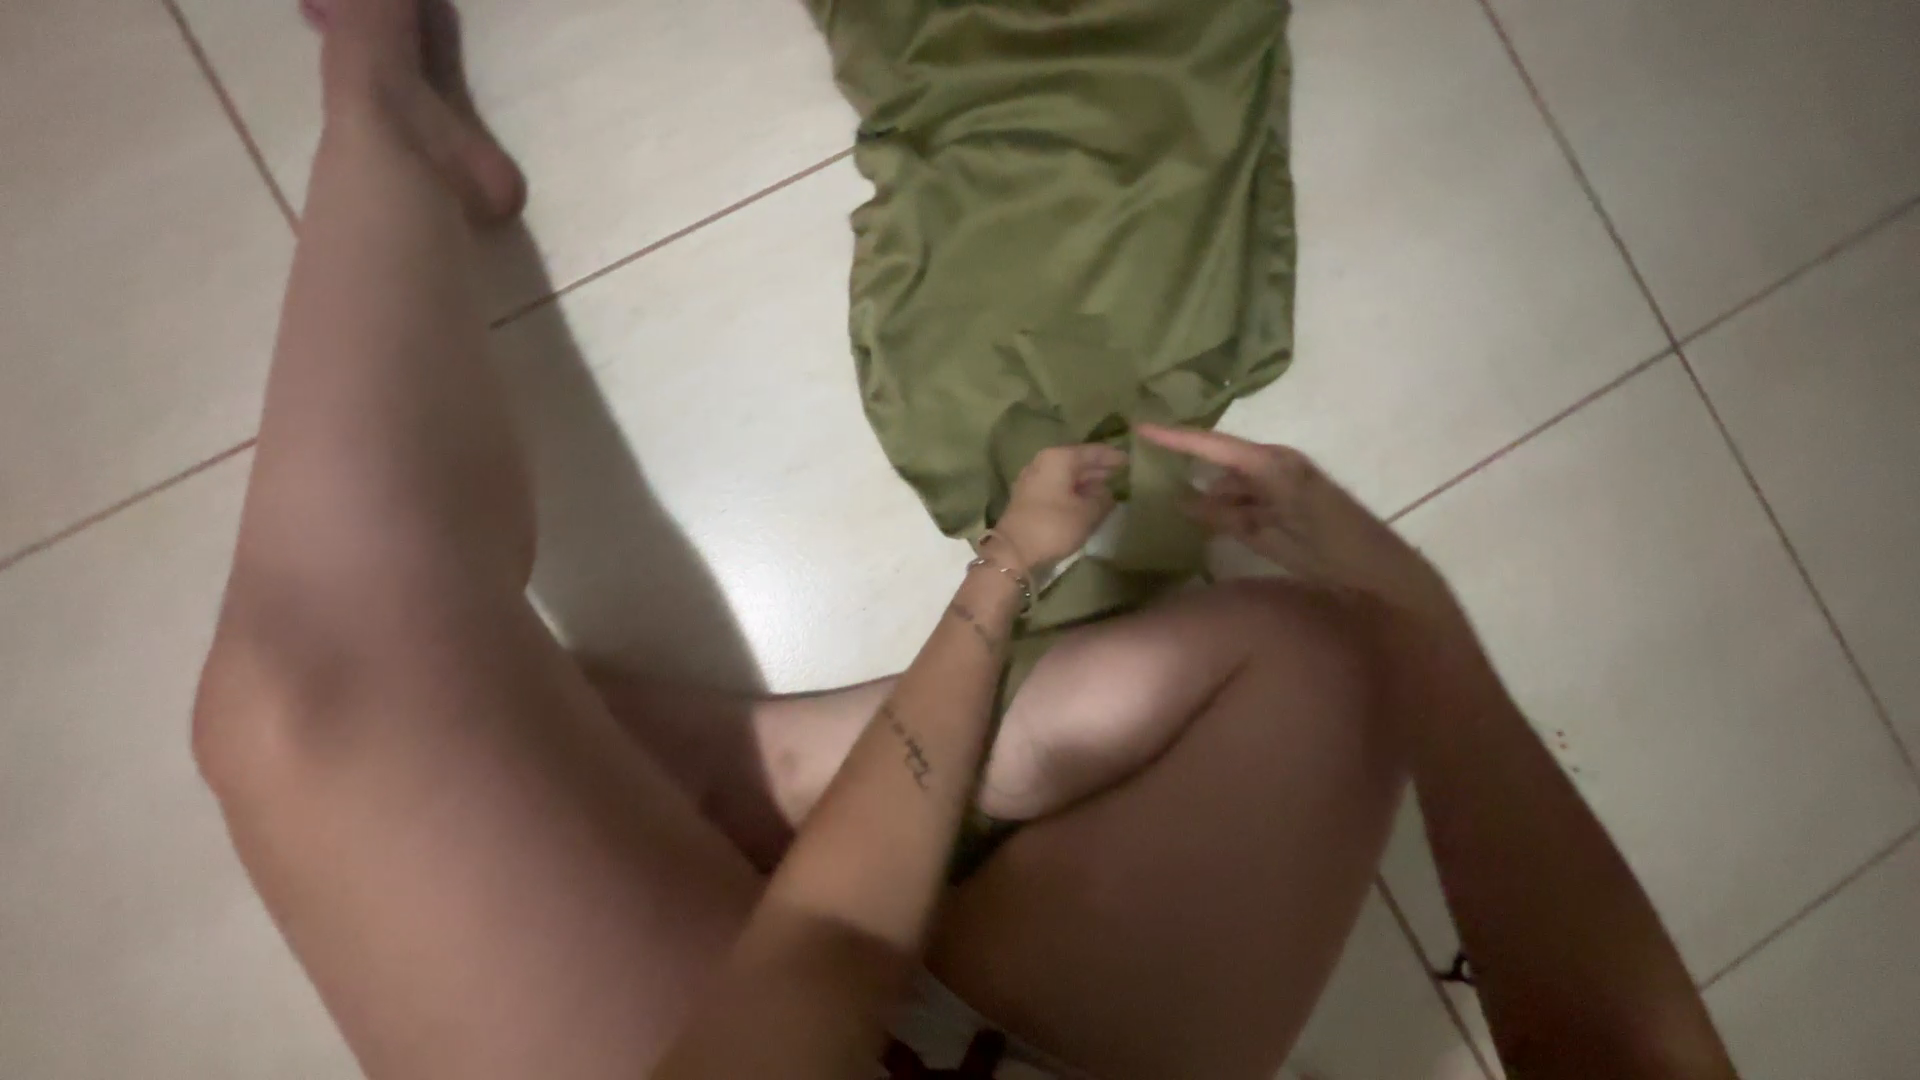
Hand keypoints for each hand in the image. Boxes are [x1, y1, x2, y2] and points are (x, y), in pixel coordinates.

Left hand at [992, 443, 1127, 572]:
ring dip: (1085, 482)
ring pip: (1066, 476)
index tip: (1129, 459)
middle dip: (1098, 468)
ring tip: (1107, 488)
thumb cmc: (1053, 526)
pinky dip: (1072, 492)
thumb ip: (1103, 499)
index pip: (1092, 452)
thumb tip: (1107, 493)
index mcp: (1058, 458)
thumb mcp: (1087, 513)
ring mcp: (1032, 480)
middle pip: (1077, 462)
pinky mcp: (1028, 498)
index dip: (1112, 456)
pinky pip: (1057, 487)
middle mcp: (1043, 463)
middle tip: (1121, 473)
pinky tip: (1086, 500)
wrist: (1013, 551)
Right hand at [1135, 423, 1462, 627]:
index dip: (1177, 437)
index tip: (1140, 428)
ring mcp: (1276, 493)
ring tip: (1160, 496)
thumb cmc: (1333, 546)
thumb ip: (1228, 514)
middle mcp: (1273, 471)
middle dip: (1183, 461)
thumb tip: (1182, 500)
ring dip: (1199, 492)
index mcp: (1274, 464)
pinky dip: (1216, 512)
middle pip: (1217, 461)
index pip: (1214, 445)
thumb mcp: (1275, 529)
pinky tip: (1194, 520)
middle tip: (1141, 463)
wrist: (1380, 579)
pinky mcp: (1276, 517)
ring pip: (1226, 487)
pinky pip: (1236, 507)